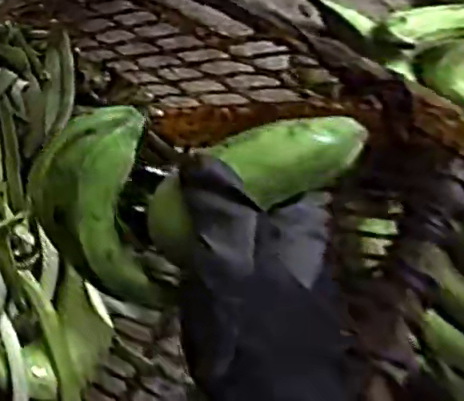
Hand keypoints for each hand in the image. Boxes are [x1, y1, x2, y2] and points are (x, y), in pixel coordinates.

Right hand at [177, 155, 352, 400]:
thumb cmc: (249, 330)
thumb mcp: (227, 262)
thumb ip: (219, 208)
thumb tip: (202, 153)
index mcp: (300, 238)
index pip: (290, 176)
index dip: (255, 150)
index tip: (207, 134)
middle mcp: (298, 252)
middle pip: (265, 197)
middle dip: (225, 175)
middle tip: (172, 160)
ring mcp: (281, 278)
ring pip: (246, 222)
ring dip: (210, 203)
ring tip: (164, 191)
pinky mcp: (258, 298)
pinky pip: (230, 247)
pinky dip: (205, 232)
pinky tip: (176, 236)